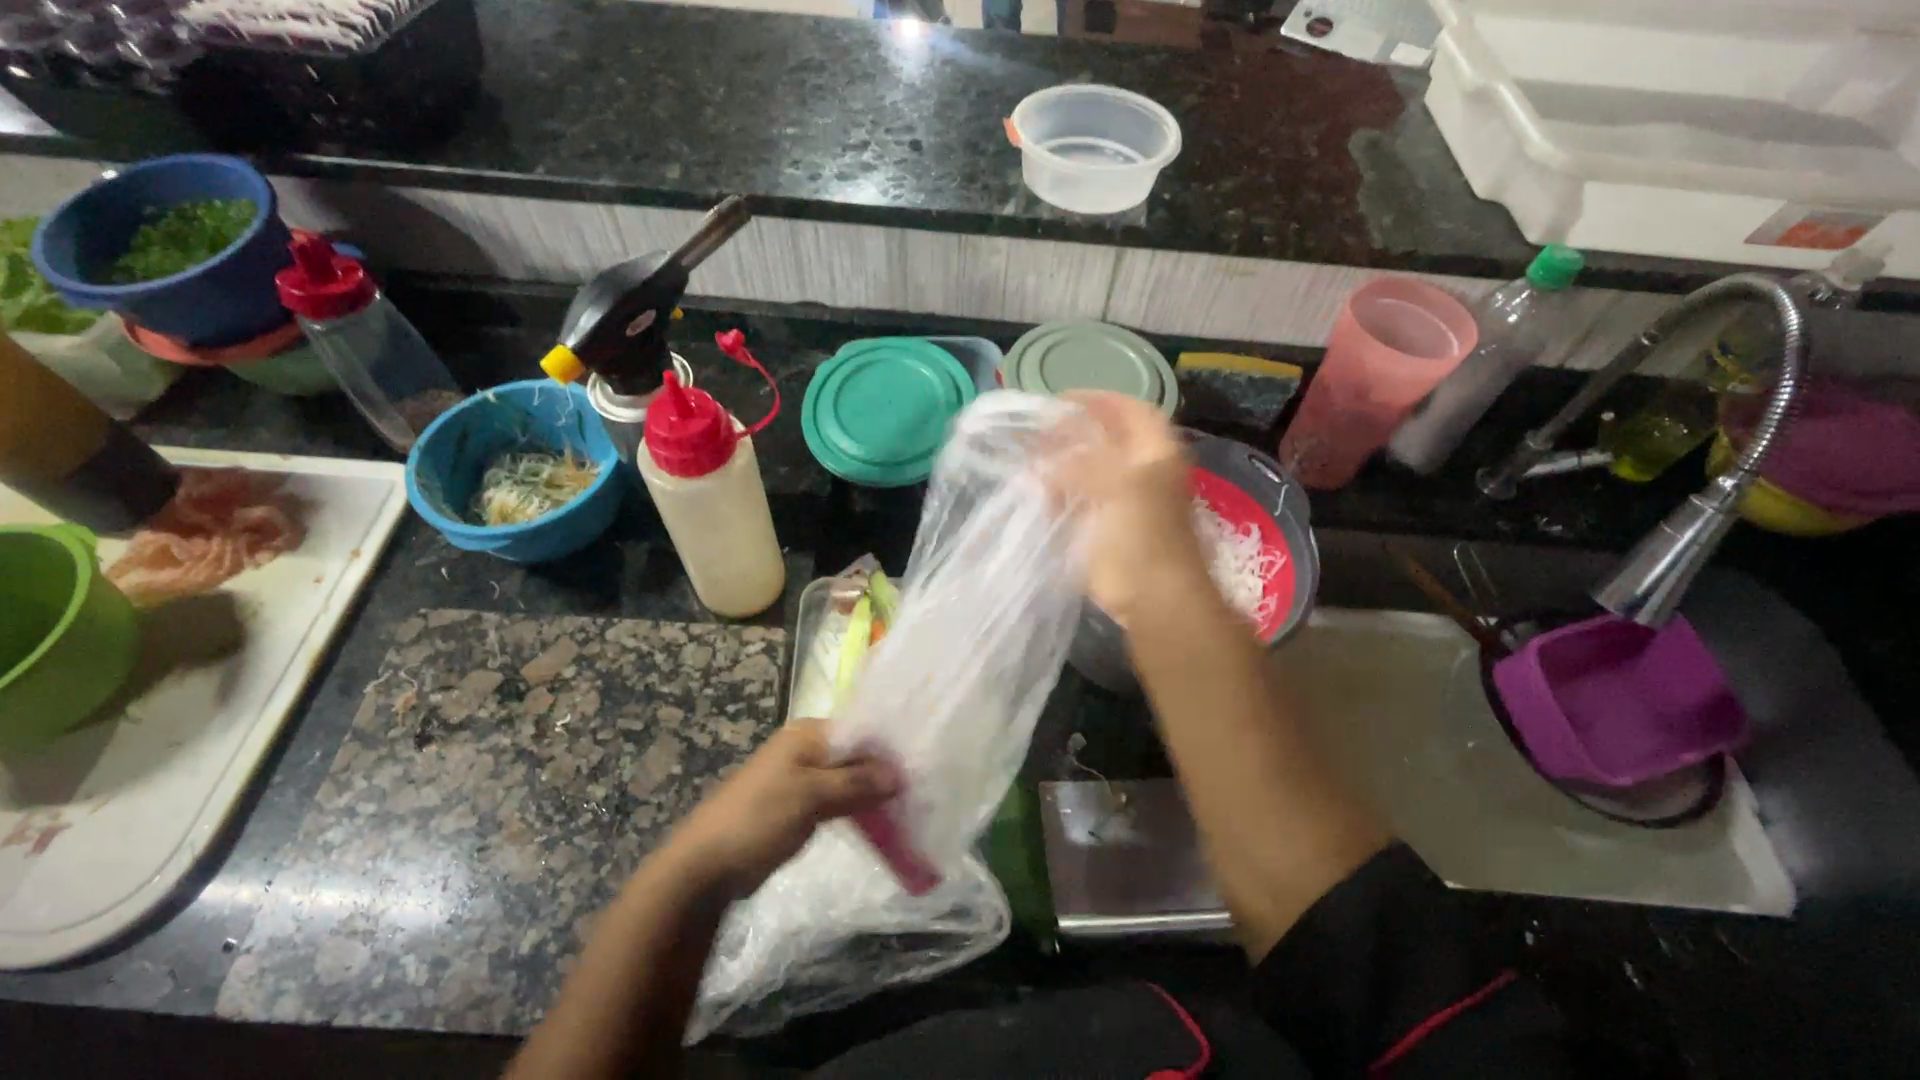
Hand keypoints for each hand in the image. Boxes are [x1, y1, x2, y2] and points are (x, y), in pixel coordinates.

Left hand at [666, 719, 899, 899]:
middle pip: (857, 756)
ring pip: (850, 781)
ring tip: (909, 812)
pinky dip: (859, 811)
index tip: (922, 770)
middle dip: (885, 775)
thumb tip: (899, 774)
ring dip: (874, 795)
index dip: (889, 750)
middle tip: (921, 796)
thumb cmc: (758, 819)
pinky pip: (840, 802)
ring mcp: (803, 779)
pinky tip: (883, 824)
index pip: (861, 731)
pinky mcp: (801, 807)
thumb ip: (856, 782)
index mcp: (807, 734)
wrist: (707, 865)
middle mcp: (807, 750)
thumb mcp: (810, 796)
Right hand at [1055, 391, 1210, 626]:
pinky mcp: (1108, 531)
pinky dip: (1059, 495)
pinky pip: (1080, 503)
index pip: (1131, 412)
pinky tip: (1036, 493)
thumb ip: (1081, 464)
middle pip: (1108, 442)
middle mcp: (1144, 473)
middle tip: (1037, 431)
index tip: (1061, 400)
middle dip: (1073, 434)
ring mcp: (1127, 503)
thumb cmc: (1142, 536)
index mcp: (1156, 454)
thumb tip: (1046, 462)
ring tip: (1029, 460)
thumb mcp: (1116, 485)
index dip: (1099, 400)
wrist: (1154, 599)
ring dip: (1062, 465)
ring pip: (1091, 473)